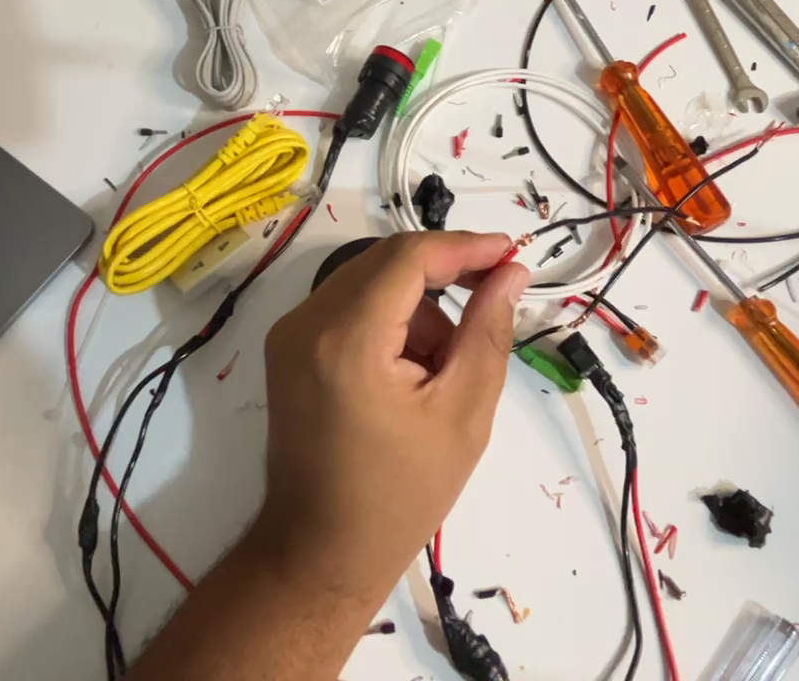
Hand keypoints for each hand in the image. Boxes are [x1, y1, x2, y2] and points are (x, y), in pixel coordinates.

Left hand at [245, 231, 528, 602]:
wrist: (320, 552)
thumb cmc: (400, 495)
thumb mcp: (463, 414)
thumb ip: (488, 332)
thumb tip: (509, 273)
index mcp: (347, 339)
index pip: (408, 258)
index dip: (463, 247)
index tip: (510, 252)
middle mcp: (306, 322)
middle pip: (386, 262)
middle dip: (444, 271)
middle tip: (496, 289)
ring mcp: (289, 333)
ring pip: (369, 281)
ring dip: (417, 305)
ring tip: (445, 366)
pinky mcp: (287, 347)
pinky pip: (348, 305)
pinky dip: (388, 320)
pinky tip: (411, 370)